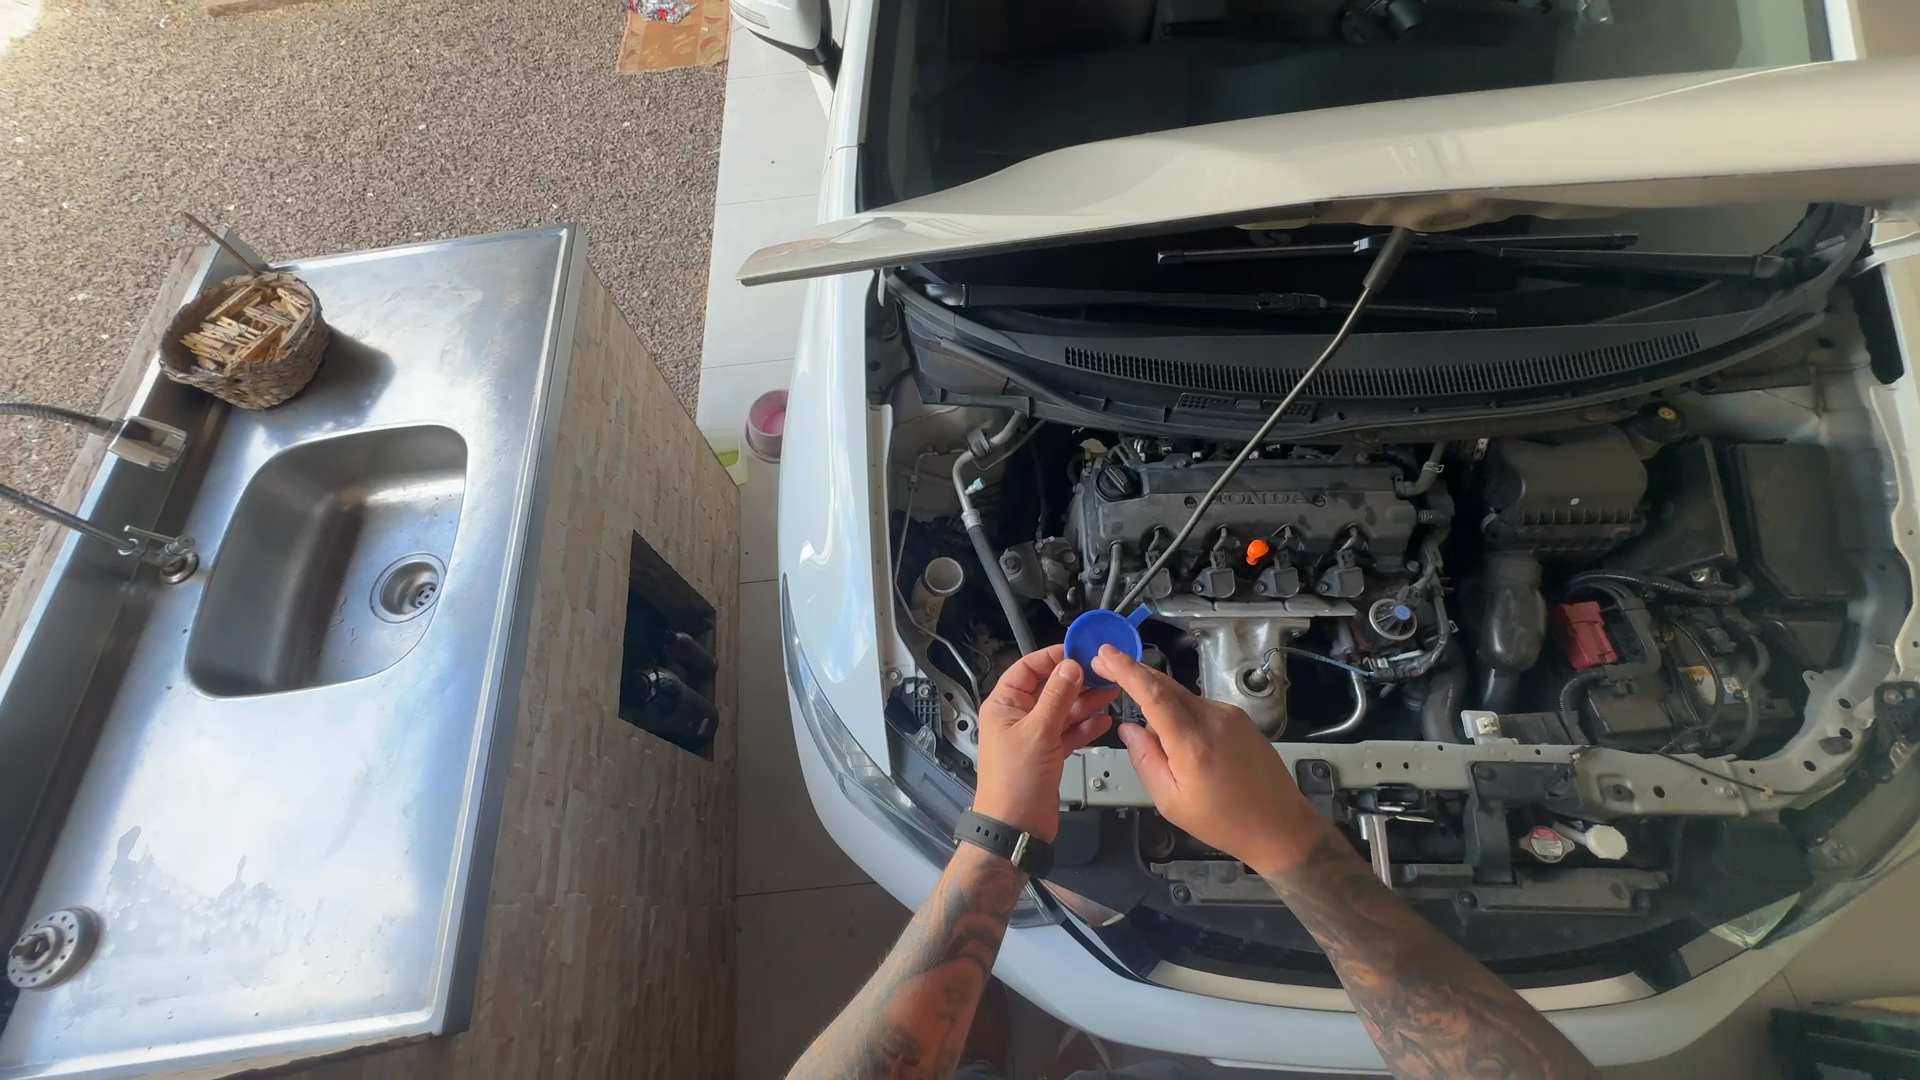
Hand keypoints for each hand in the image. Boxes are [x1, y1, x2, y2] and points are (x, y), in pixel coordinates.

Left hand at [972, 645, 1118, 842]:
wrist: (1016, 828)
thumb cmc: (1015, 781)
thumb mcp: (1038, 731)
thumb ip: (1057, 697)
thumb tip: (1070, 667)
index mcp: (1004, 704)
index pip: (1028, 669)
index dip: (1053, 658)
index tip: (1079, 652)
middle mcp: (1017, 717)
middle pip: (1049, 689)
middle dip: (1076, 681)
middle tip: (1103, 673)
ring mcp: (1034, 736)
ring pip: (1063, 711)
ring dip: (1086, 703)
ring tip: (1111, 693)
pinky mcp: (1048, 754)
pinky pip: (1068, 733)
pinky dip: (1085, 728)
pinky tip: (1104, 721)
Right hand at [1091, 645, 1327, 874]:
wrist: (1282, 827)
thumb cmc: (1224, 822)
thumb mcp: (1171, 801)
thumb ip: (1145, 760)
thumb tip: (1129, 729)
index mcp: (1192, 741)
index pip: (1152, 693)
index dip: (1126, 669)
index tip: (1104, 652)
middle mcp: (1212, 718)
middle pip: (1164, 684)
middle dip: (1133, 673)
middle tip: (1105, 667)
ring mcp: (1229, 715)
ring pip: (1181, 696)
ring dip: (1158, 701)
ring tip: (1152, 735)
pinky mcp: (1239, 718)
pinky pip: (1198, 706)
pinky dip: (1180, 712)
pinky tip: (1181, 741)